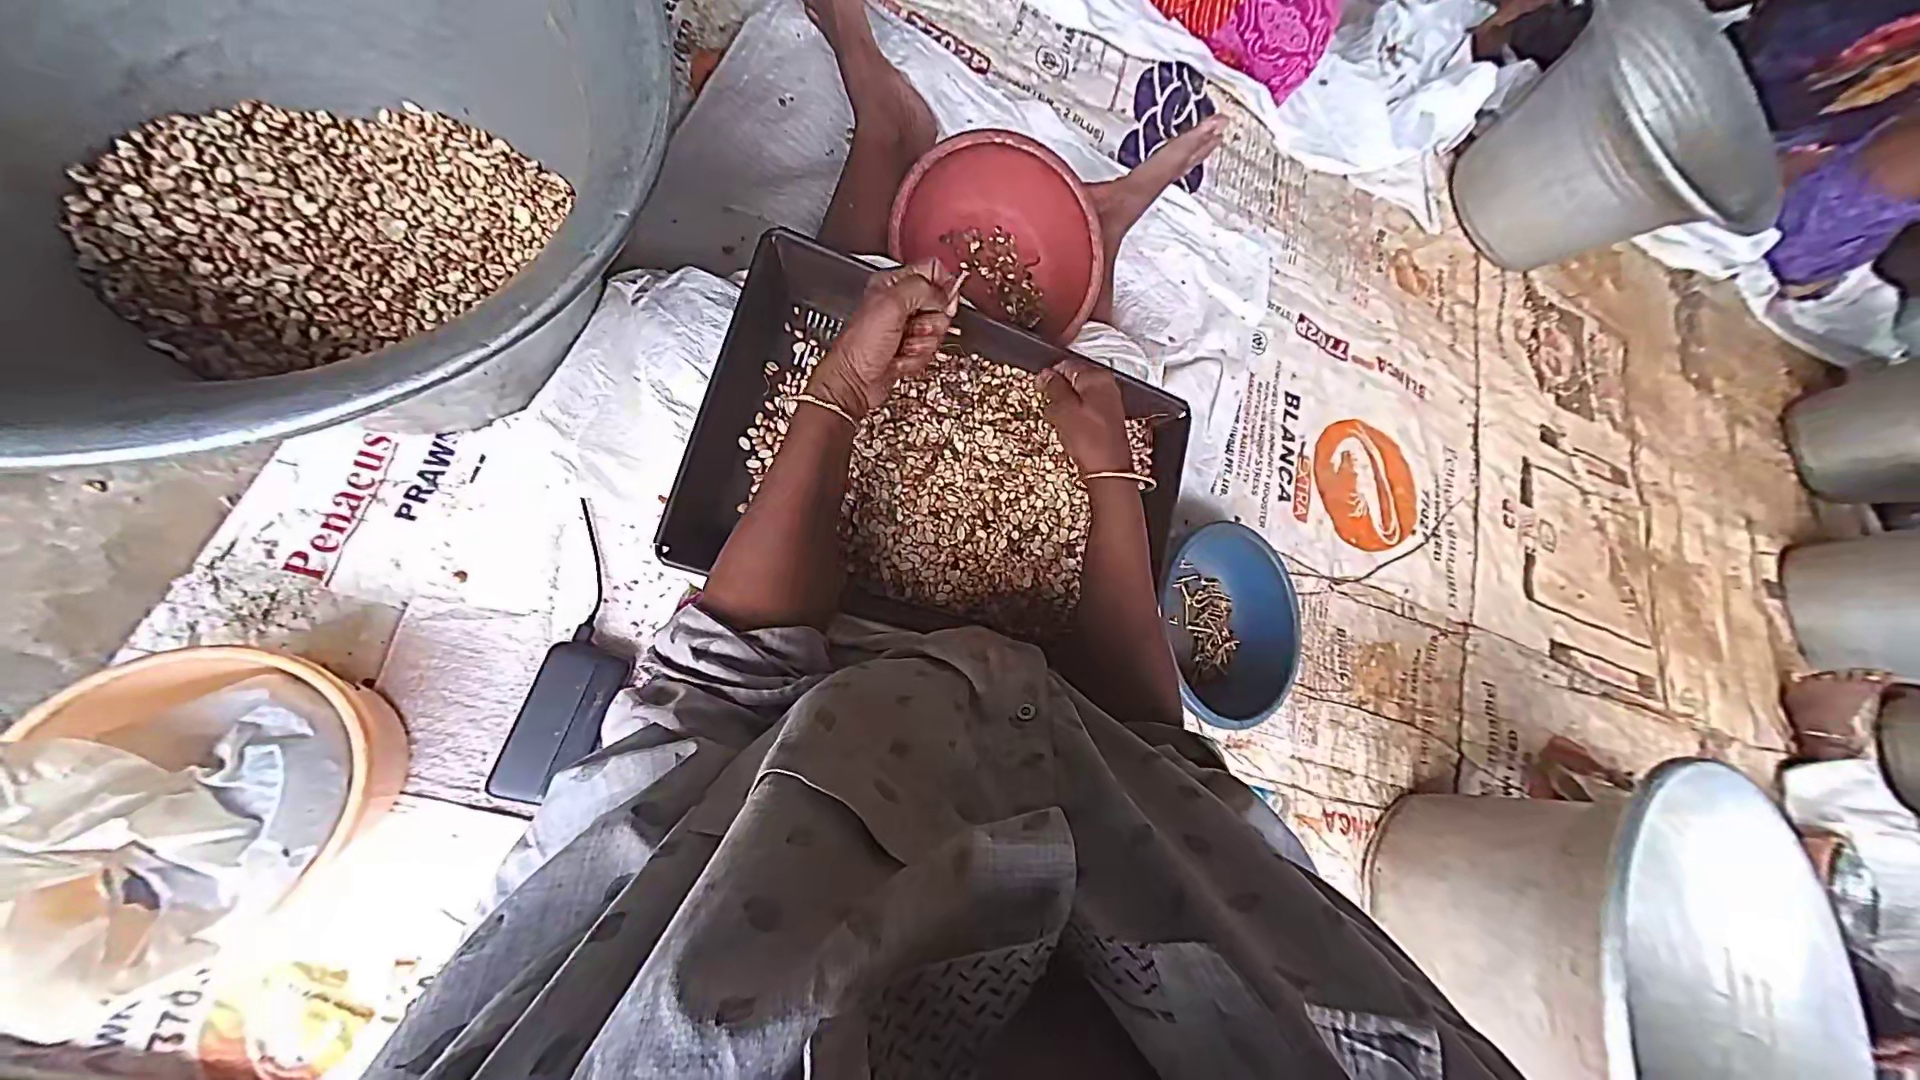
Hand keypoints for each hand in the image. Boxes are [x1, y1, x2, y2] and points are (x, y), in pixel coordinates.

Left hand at [806, 260, 957, 419]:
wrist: (855, 382)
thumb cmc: (861, 346)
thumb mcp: (891, 305)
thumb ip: (921, 289)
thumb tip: (943, 292)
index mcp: (893, 284)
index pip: (932, 272)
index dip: (942, 287)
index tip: (941, 302)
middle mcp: (900, 304)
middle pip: (939, 305)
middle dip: (930, 322)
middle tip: (911, 328)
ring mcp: (906, 328)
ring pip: (937, 331)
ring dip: (921, 344)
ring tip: (901, 345)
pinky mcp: (909, 349)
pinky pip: (929, 351)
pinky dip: (916, 359)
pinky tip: (900, 358)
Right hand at [1037, 356, 1131, 474]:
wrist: (1108, 468)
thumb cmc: (1090, 440)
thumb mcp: (1064, 409)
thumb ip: (1054, 387)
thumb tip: (1046, 374)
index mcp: (1097, 377)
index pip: (1067, 365)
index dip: (1050, 376)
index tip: (1040, 387)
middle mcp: (1106, 385)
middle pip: (1073, 381)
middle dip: (1058, 394)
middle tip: (1051, 409)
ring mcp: (1108, 401)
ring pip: (1078, 397)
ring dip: (1065, 408)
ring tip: (1061, 423)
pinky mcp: (1106, 417)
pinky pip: (1084, 410)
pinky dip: (1074, 417)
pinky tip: (1070, 430)